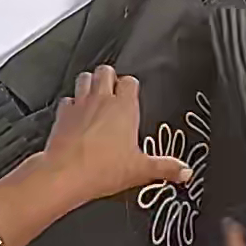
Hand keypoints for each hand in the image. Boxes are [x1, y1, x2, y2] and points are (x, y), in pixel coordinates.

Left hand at [40, 65, 190, 207]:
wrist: (66, 174)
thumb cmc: (102, 169)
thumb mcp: (140, 170)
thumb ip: (165, 168)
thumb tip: (184, 171)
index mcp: (124, 108)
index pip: (130, 81)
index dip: (132, 86)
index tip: (133, 97)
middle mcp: (101, 100)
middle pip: (105, 71)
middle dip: (109, 77)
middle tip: (113, 90)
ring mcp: (79, 105)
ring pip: (84, 78)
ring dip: (89, 83)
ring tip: (95, 94)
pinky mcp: (62, 115)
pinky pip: (66, 100)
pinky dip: (70, 104)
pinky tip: (75, 114)